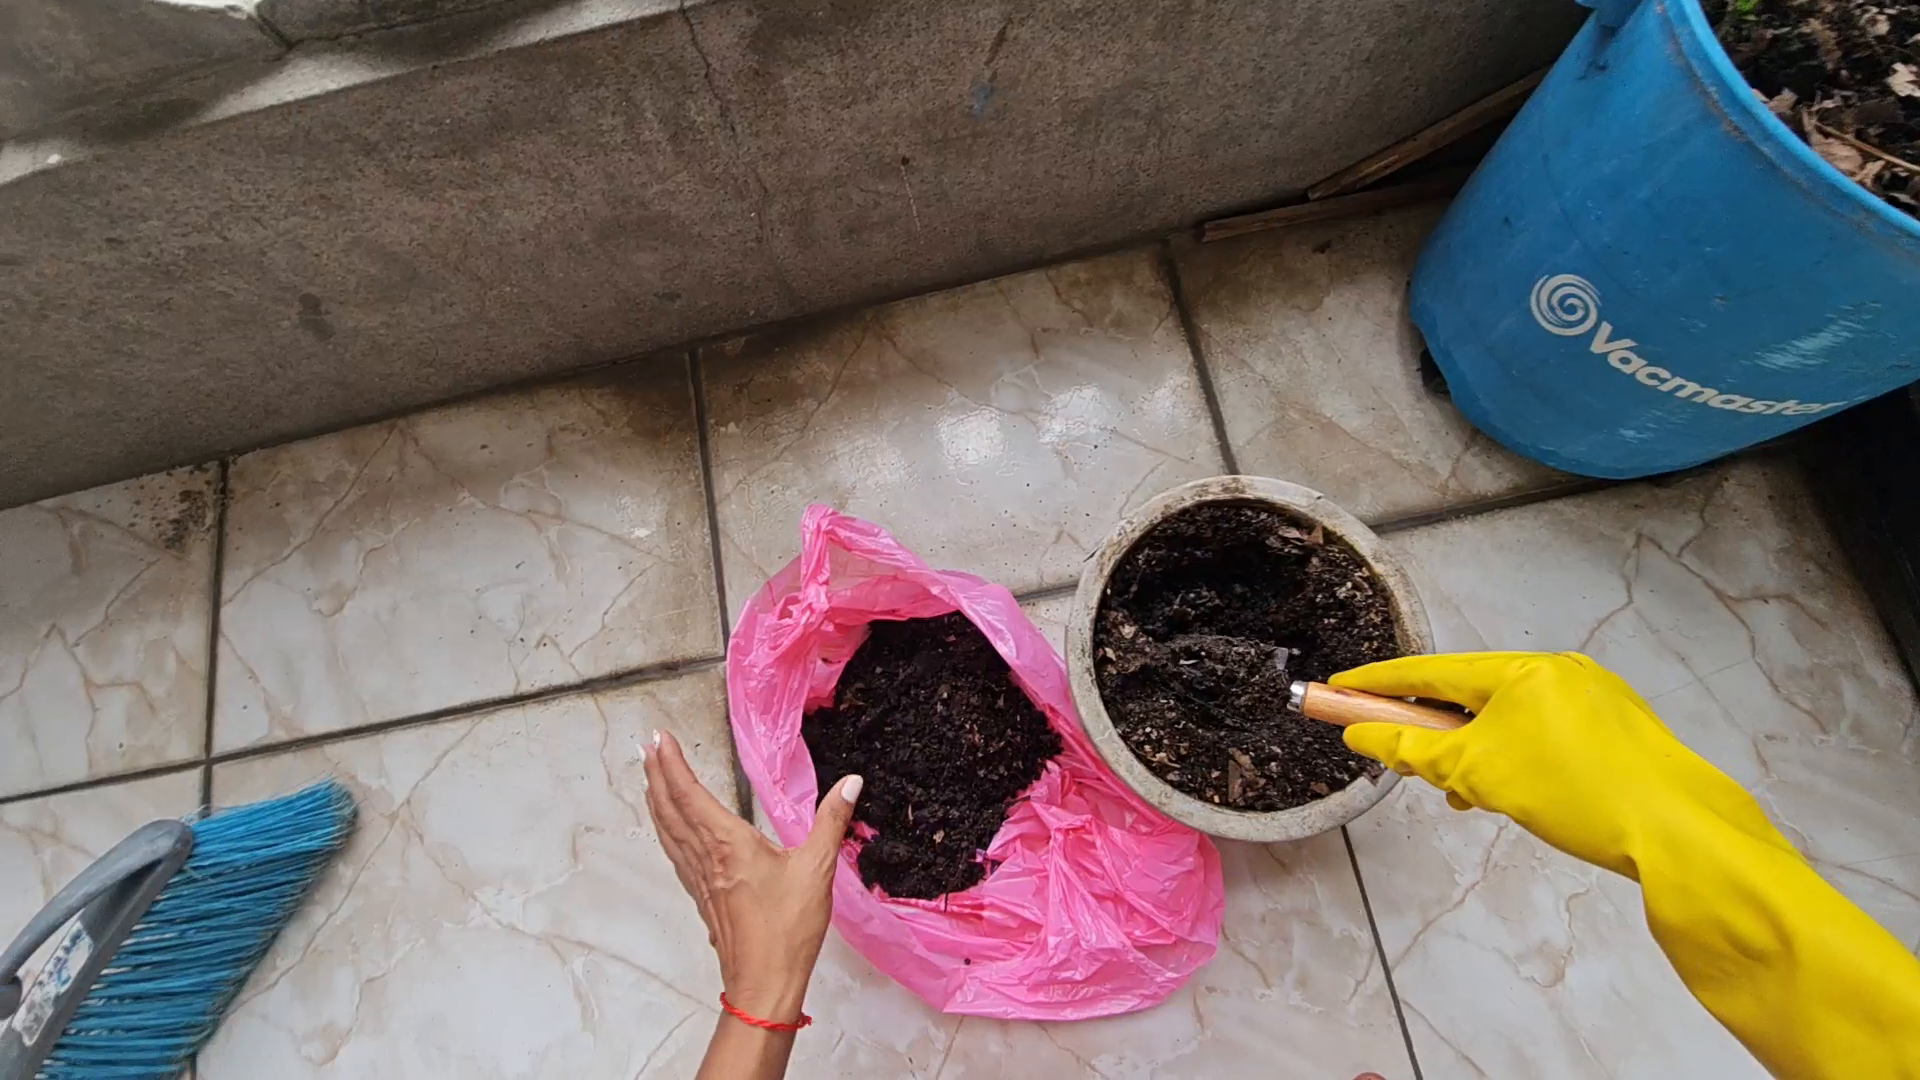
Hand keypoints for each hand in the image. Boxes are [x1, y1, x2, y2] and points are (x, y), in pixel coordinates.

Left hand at [642, 730, 861, 1022]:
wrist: (763, 984)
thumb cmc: (788, 928)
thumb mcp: (818, 868)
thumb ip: (832, 820)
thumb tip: (851, 781)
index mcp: (728, 845)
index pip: (691, 796)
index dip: (673, 765)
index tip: (659, 738)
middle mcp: (706, 858)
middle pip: (671, 809)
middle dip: (657, 775)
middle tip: (648, 746)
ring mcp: (699, 878)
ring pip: (668, 830)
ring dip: (657, 799)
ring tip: (650, 776)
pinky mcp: (702, 895)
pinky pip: (675, 850)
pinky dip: (667, 827)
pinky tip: (671, 827)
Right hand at [1333, 652, 1791, 878]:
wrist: (1689, 844)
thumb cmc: (1571, 793)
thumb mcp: (1472, 771)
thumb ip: (1405, 748)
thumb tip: (1357, 732)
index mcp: (1522, 670)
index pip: (1428, 670)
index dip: (1377, 681)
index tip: (1338, 687)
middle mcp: (1558, 673)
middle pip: (1466, 692)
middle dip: (1426, 724)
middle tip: (1396, 750)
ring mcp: (1594, 700)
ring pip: (1503, 715)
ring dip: (1467, 746)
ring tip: (1454, 786)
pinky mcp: (1617, 731)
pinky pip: (1538, 731)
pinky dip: (1507, 754)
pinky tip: (1502, 788)